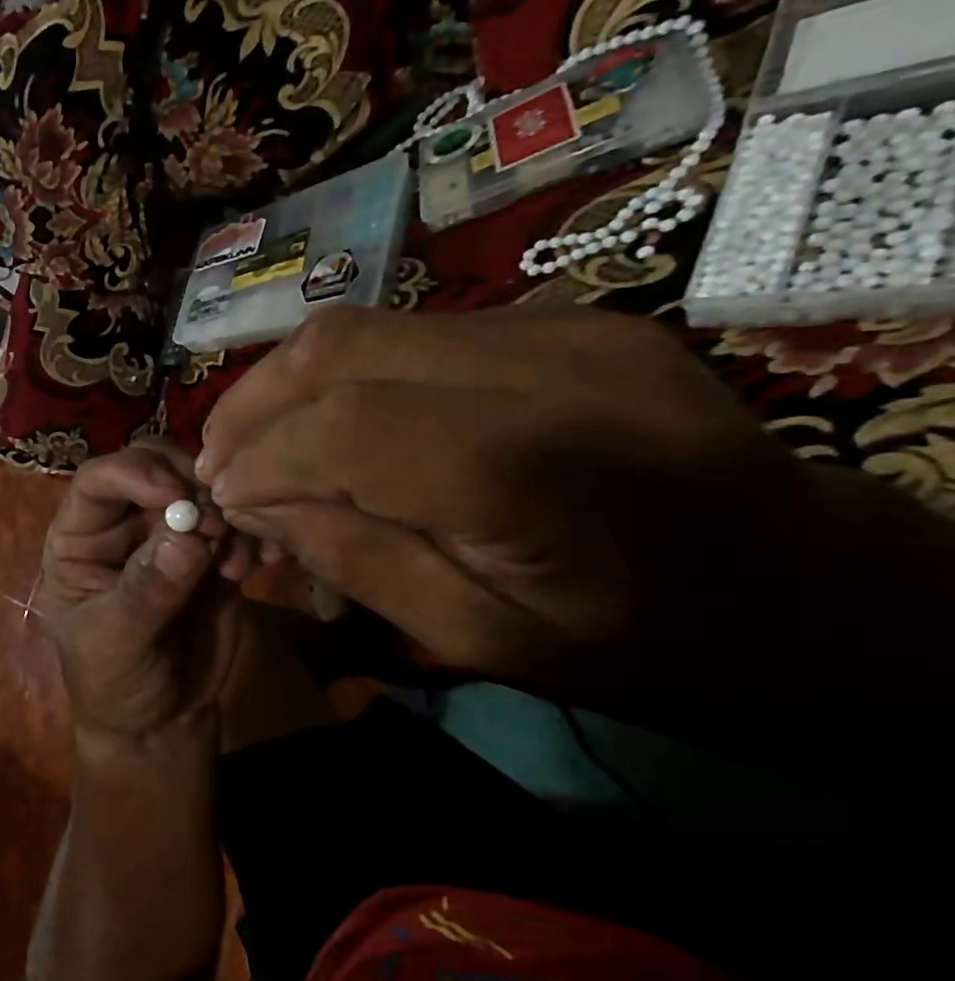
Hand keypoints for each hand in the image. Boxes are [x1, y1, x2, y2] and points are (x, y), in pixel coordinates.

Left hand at [36, 442, 241, 745]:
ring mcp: (168, 538)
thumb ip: (147, 590)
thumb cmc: (112, 681)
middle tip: (215, 523)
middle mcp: (122, 527)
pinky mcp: (212, 557)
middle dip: (188, 486)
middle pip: (154, 469)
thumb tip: (186, 536)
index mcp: (78, 539)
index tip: (173, 494)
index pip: (96, 481)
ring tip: (238, 561)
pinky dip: (253, 534)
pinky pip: (236, 527)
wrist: (160, 720)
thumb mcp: (115, 642)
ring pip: (200, 491)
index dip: (133, 473)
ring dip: (226, 512)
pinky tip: (262, 563)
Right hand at [193, 306, 815, 689]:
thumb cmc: (628, 635)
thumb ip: (357, 563)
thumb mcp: (477, 638)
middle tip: (217, 465)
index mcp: (534, 471)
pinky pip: (399, 332)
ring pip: (359, 327)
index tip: (222, 498)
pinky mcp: (551, 317)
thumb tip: (255, 502)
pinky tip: (316, 424)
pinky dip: (330, 378)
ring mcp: (554, 326)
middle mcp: (545, 369)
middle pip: (340, 350)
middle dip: (250, 407)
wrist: (788, 568)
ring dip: (280, 386)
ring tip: (250, 443)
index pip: (349, 426)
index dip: (262, 456)